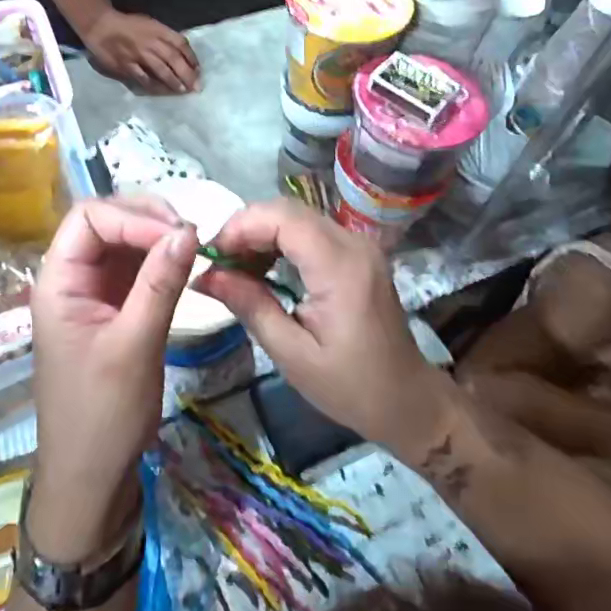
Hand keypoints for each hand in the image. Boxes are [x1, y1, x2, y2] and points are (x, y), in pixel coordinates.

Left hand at [28, 196, 197, 558]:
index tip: (179, 235)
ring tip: (193, 246)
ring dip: (156, 238)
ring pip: (122, 243)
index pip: (90, 218)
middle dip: (147, 220)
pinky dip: (159, 262)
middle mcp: (71, 278)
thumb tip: (189, 230)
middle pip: (105, 223)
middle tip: (191, 235)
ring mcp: (91, 293)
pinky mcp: (111, 309)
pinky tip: (183, 266)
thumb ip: (160, 284)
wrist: (91, 476)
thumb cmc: (103, 414)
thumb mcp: (135, 345)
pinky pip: (134, 269)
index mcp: (58, 281)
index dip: (133, 217)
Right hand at [83, 10, 199, 94]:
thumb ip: (164, 36)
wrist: (101, 26)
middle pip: (174, 59)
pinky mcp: (126, 66)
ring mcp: (138, 55)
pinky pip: (143, 78)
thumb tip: (181, 52)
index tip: (198, 69)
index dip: (192, 57)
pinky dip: (154, 86)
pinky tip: (162, 92)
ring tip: (183, 91)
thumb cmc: (127, 24)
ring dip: (174, 82)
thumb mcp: (149, 23)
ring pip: (161, 70)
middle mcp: (151, 42)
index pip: (180, 43)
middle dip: (187, 74)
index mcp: (158, 30)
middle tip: (196, 86)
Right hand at [193, 200, 451, 458]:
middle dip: (245, 229)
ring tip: (234, 271)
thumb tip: (204, 276)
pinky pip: (309, 231)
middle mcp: (353, 243)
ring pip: (295, 217)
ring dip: (260, 235)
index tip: (211, 257)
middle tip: (217, 265)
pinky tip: (262, 270)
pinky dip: (279, 242)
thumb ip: (250, 306)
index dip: (240, 228)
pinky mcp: (356, 252)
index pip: (282, 218)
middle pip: (287, 210)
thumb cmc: (351, 386)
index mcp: (341, 268)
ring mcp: (358, 244)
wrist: (407, 399)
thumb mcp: (292, 354)